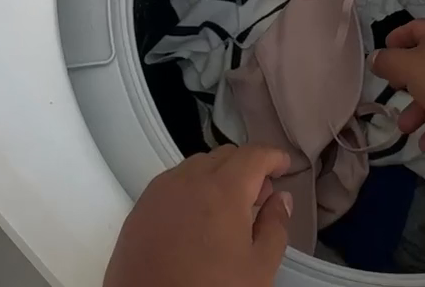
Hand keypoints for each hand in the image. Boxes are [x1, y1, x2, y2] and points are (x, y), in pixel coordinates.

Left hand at [104, 145, 292, 286]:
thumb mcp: (258, 270)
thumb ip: (275, 227)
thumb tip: (280, 199)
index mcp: (224, 189)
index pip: (254, 154)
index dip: (273, 156)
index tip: (284, 166)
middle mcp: (190, 179)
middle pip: (225, 155)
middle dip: (247, 167)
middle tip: (259, 197)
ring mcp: (161, 191)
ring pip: (197, 165)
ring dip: (217, 176)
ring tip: (226, 211)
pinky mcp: (140, 209)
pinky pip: (172, 182)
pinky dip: (190, 188)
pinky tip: (195, 219)